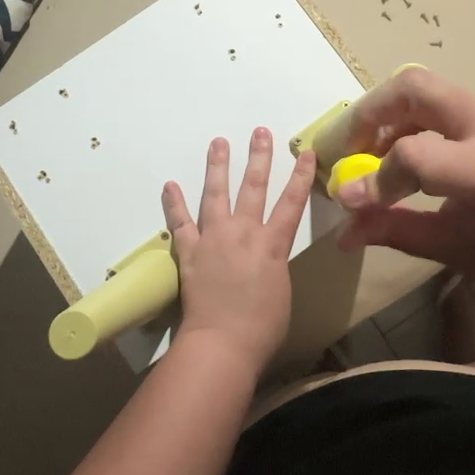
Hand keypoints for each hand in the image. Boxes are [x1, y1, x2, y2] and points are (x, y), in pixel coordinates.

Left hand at [162, 129, 316, 371]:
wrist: (223, 342)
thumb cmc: (262, 327)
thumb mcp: (281, 291)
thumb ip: (274, 266)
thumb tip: (267, 257)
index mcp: (272, 245)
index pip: (292, 203)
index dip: (300, 176)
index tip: (304, 152)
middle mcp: (244, 233)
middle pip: (254, 188)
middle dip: (259, 158)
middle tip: (260, 132)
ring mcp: (214, 239)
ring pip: (216, 194)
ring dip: (218, 166)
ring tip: (219, 142)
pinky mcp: (190, 251)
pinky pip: (180, 223)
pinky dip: (174, 203)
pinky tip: (170, 184)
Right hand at [335, 68, 474, 313]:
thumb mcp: (449, 249)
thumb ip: (391, 229)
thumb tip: (342, 229)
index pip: (410, 154)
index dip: (374, 179)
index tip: (354, 202)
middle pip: (415, 87)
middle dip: (372, 113)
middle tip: (354, 148)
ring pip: (430, 88)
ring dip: (393, 114)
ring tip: (378, 155)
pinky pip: (446, 104)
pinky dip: (416, 120)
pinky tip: (409, 158)